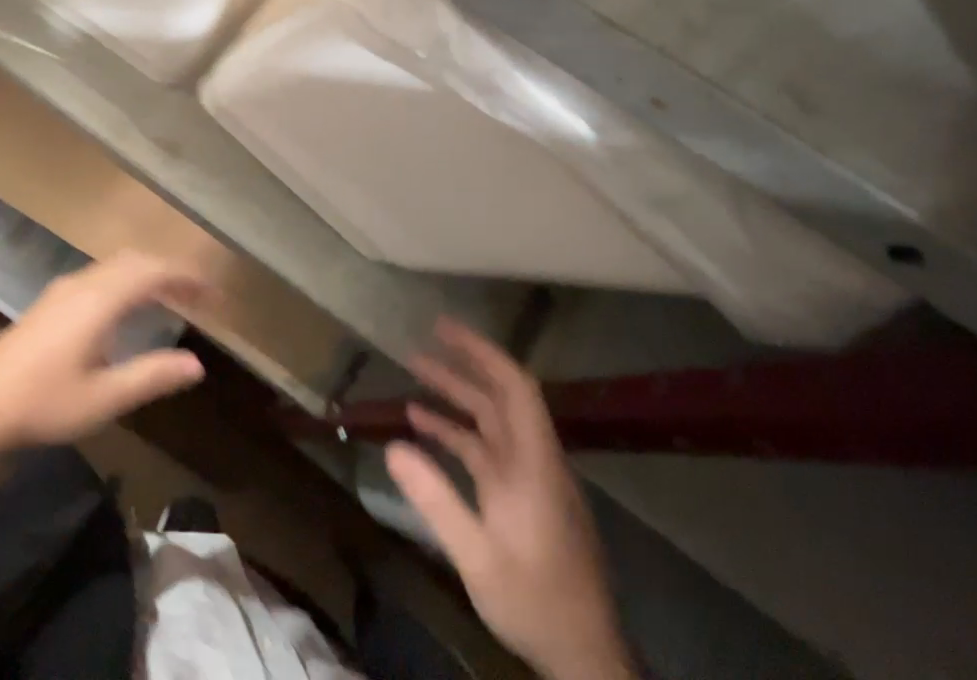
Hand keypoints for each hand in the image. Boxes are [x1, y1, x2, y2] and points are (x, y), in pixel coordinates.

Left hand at [0, 251, 208, 455]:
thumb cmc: (44, 404)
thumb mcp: (105, 398)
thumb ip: (152, 376)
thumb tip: (196, 364)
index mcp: (96, 301)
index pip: (151, 271)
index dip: (187, 277)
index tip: (215, 293)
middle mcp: (78, 286)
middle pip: (131, 261)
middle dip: (168, 271)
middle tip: (199, 295)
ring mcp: (58, 293)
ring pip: (111, 268)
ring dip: (144, 275)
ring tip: (171, 299)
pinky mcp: (45, 306)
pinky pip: (95, 279)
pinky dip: (123, 284)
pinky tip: (125, 312)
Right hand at [385, 320, 633, 679]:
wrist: (583, 652)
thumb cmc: (534, 601)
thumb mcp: (476, 554)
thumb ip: (435, 499)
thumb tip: (392, 445)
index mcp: (533, 468)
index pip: (514, 391)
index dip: (481, 353)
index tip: (444, 329)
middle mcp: (537, 465)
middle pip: (502, 400)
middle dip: (462, 368)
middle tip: (418, 345)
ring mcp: (532, 484)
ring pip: (493, 426)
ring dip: (456, 401)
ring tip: (413, 379)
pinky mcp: (525, 502)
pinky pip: (489, 454)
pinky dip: (458, 436)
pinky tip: (424, 432)